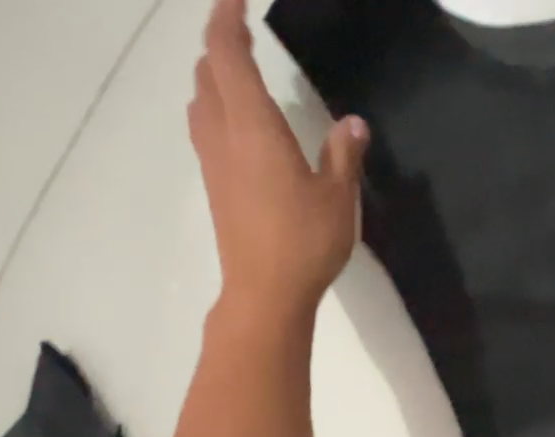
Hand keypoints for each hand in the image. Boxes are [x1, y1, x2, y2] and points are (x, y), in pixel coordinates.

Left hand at [188, 0, 369, 317]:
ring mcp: (213, 159)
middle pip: (207, 70)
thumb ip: (343, 155)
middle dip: (221, 45)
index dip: (226, 18)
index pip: (227, 53)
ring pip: (202, 98)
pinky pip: (207, 126)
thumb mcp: (338, 198)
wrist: (265, 291)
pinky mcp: (215, 183)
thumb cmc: (305, 242)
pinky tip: (244, 126)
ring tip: (243, 75)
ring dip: (216, 77)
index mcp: (253, 126)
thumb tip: (353, 124)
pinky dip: (219, 107)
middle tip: (244, 34)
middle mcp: (224, 133)